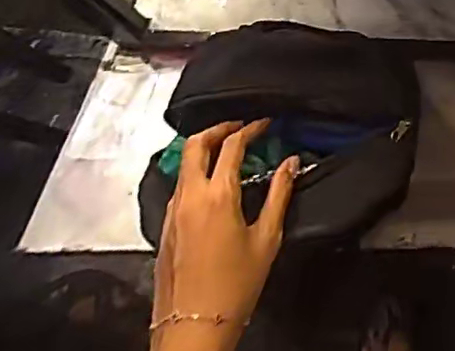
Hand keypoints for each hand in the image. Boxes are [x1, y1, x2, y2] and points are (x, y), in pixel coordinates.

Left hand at [153, 119, 296, 350]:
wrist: (193, 332)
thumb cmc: (235, 286)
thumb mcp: (266, 238)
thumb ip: (279, 194)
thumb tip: (290, 162)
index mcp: (217, 195)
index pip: (232, 145)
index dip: (251, 128)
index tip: (264, 124)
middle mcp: (190, 198)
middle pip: (195, 144)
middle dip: (218, 129)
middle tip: (240, 128)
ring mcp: (172, 214)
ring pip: (184, 166)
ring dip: (204, 151)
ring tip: (228, 155)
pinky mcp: (165, 230)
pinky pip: (179, 188)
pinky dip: (196, 175)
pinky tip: (213, 188)